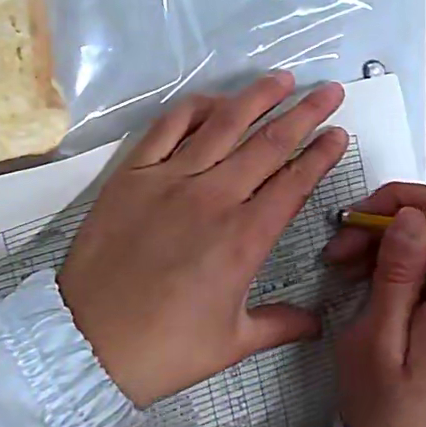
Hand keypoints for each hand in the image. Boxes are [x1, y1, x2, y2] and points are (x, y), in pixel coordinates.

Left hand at [59, 72, 349, 407]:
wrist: (86, 344)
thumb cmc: (164, 348)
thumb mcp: (231, 343)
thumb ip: (280, 325)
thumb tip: (317, 322)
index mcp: (245, 238)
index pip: (294, 181)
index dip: (321, 154)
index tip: (339, 132)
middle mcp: (214, 197)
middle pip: (269, 143)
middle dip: (305, 112)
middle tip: (329, 90)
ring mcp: (170, 179)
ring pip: (223, 124)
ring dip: (257, 97)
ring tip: (282, 78)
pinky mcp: (133, 173)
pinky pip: (168, 127)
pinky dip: (195, 107)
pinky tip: (215, 100)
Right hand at [327, 184, 425, 426]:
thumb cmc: (382, 401)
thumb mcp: (376, 338)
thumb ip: (398, 275)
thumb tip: (412, 216)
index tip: (420, 217)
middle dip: (410, 210)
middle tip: (356, 223)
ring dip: (393, 228)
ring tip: (344, 249)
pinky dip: (395, 247)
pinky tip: (358, 262)